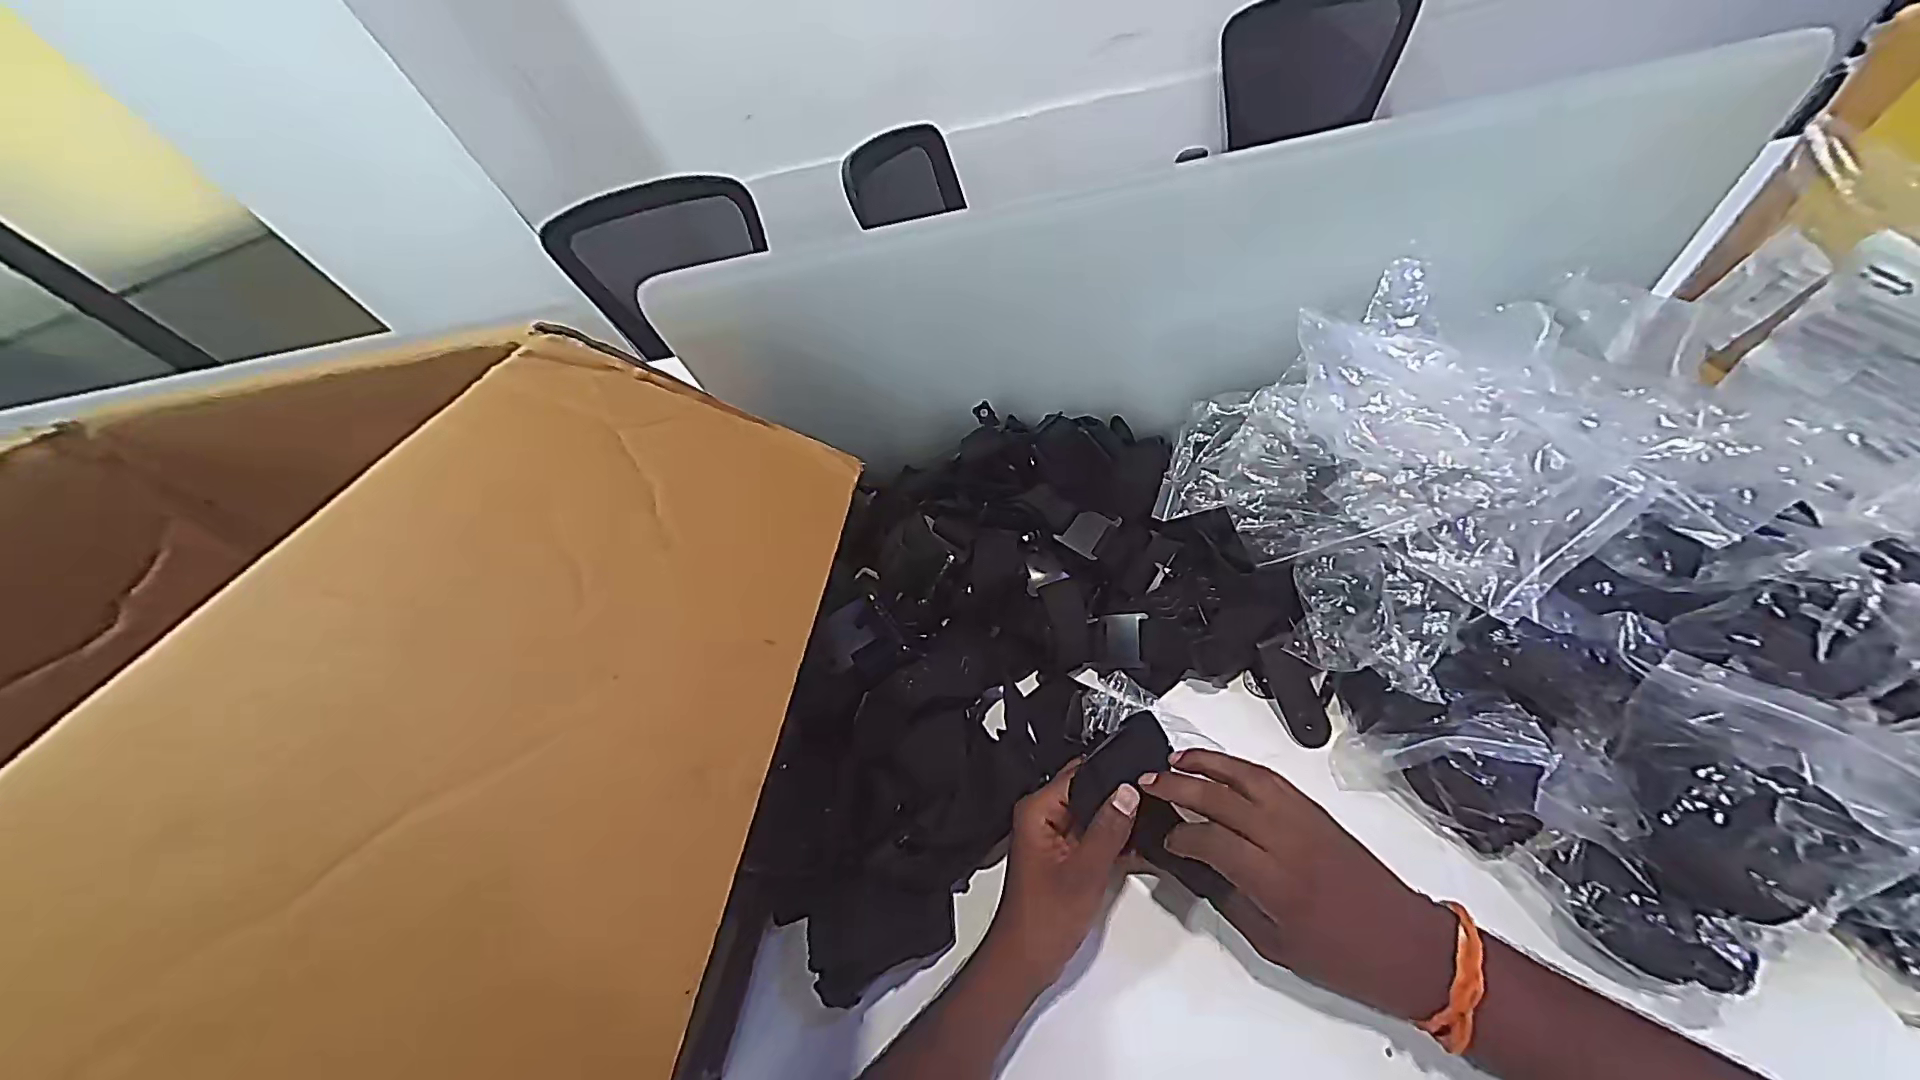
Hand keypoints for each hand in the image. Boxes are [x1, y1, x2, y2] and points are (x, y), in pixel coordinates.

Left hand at [982, 759, 1139, 989]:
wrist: (1028, 960)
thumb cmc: (1041, 921)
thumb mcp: (1085, 871)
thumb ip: (1109, 829)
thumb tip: (1126, 793)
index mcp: (1037, 810)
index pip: (1078, 773)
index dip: (1110, 775)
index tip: (1139, 780)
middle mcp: (1043, 816)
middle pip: (1088, 791)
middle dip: (1118, 799)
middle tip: (1149, 805)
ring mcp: (1055, 835)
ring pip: (1094, 813)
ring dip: (1118, 822)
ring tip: (1145, 829)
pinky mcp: (1066, 853)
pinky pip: (1094, 835)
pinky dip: (1113, 841)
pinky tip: (1137, 850)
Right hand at [1141, 749, 1456, 1021]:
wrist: (1409, 945)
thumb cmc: (1344, 956)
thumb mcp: (1273, 943)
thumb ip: (1228, 898)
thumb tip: (1196, 868)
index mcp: (1276, 881)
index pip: (1210, 840)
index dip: (1179, 836)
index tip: (1165, 841)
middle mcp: (1287, 840)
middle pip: (1219, 798)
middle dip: (1177, 786)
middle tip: (1148, 783)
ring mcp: (1302, 819)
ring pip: (1243, 775)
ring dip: (1205, 763)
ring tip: (1175, 760)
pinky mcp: (1314, 810)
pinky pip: (1268, 777)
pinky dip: (1236, 766)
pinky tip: (1217, 767)